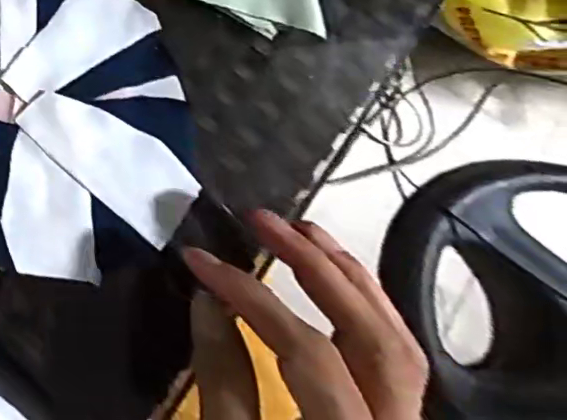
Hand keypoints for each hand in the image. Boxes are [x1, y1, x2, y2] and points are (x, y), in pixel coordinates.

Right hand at [183, 210, 428, 419]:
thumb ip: (224, 379)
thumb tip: (209, 300)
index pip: (306, 352)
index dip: (248, 295)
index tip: (195, 257)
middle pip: (378, 342)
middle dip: (317, 270)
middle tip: (262, 219)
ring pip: (403, 346)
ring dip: (349, 278)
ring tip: (303, 229)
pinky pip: (399, 358)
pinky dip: (365, 307)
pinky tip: (332, 275)